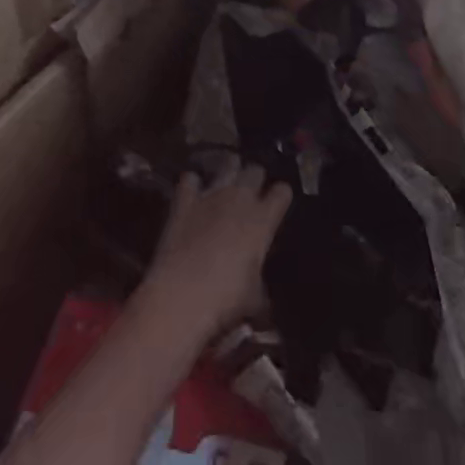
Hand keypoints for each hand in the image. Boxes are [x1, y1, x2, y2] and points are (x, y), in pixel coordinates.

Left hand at [133, 163, 292, 343]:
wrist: (181, 296)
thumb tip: (262, 299)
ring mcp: (210, 195)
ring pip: (227, 164)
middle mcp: (240, 198)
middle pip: (255, 170)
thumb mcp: (254, 298)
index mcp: (263, 219)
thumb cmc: (226, 299)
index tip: (278, 203)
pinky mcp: (183, 201)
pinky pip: (189, 179)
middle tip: (251, 192)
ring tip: (226, 180)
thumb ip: (260, 286)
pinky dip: (192, 183)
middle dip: (255, 177)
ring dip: (229, 170)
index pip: (282, 192)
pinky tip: (192, 192)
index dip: (281, 196)